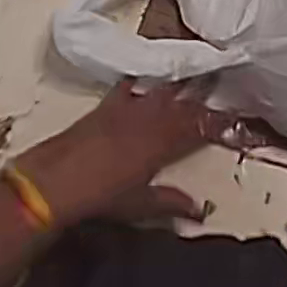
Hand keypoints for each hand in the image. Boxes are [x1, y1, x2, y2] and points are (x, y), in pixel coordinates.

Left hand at [12, 78, 225, 227]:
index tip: (233, 118)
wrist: (54, 181)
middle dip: (203, 98)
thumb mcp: (140, 204)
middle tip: (220, 89)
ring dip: (179, 85)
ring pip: (161, 91)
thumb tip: (200, 210)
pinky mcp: (106, 106)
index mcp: (163, 142)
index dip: (217, 122)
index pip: (198, 127)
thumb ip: (171, 202)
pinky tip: (144, 78)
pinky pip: (128, 86)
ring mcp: (127, 109)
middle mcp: (149, 119)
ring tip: (193, 77)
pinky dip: (139, 82)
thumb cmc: (100, 197)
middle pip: (183, 104)